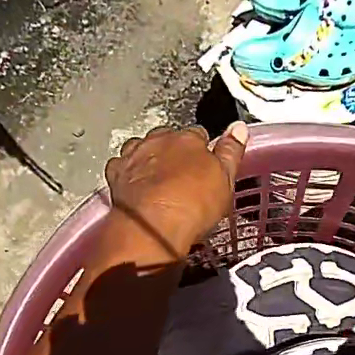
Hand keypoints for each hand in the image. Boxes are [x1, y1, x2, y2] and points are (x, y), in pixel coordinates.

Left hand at [103, 123, 247, 255]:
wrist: (153, 227)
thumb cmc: (194, 206)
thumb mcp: (225, 181)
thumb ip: (231, 152)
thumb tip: (239, 127)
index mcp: (189, 139)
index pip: (198, 135)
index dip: (201, 150)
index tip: (202, 165)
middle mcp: (159, 140)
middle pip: (166, 138)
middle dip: (171, 150)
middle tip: (177, 174)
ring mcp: (134, 156)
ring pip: (140, 147)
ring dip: (145, 157)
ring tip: (153, 178)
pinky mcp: (115, 174)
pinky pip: (119, 165)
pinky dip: (124, 171)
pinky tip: (131, 183)